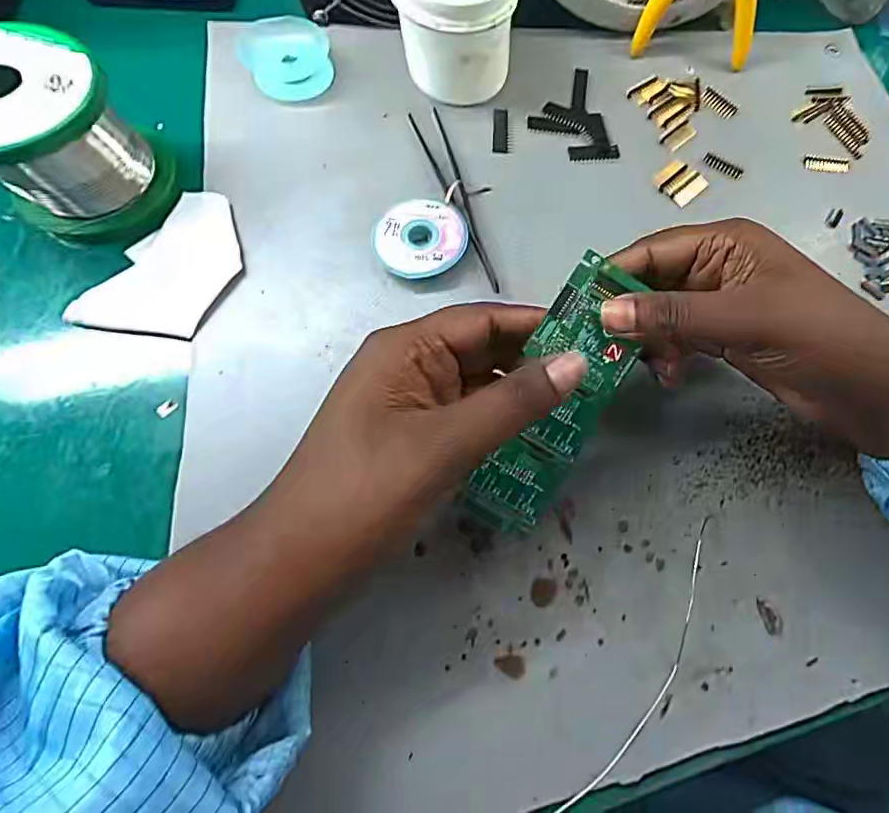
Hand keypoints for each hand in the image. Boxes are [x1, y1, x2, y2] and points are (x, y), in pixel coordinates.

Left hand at [110, 304, 585, 731]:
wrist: (294, 569)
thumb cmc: (366, 494)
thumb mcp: (446, 444)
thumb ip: (514, 401)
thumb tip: (577, 361)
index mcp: (406, 348)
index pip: (484, 319)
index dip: (537, 323)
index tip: (591, 332)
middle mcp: (407, 365)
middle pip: (482, 348)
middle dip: (534, 358)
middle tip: (594, 374)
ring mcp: (409, 403)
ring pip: (477, 384)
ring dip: (520, 391)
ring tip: (577, 404)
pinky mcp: (412, 437)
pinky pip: (466, 414)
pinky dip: (499, 420)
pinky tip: (534, 434)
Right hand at [603, 219, 888, 461]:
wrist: (876, 390)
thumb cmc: (817, 336)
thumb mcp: (743, 319)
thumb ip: (672, 315)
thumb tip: (604, 312)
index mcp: (726, 243)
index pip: (654, 251)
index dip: (615, 275)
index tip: (579, 305)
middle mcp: (719, 267)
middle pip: (654, 283)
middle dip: (629, 312)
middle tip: (600, 344)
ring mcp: (723, 305)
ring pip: (663, 314)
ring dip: (648, 339)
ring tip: (646, 366)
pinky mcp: (728, 338)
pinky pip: (681, 339)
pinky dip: (668, 356)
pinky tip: (670, 376)